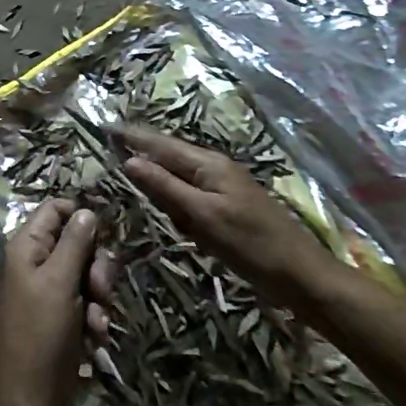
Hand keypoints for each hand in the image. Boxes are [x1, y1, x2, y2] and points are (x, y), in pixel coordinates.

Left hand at [0, 199, 117, 405]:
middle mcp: (35, 263)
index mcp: (26, 246)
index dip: (82, 215)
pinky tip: (94, 340)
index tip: (109, 231)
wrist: (33, 399)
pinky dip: (94, 319)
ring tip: (96, 324)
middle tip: (99, 290)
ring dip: (99, 299)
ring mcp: (48, 291)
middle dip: (96, 267)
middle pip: (77, 243)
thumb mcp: (59, 282)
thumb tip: (86, 210)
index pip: (54, 210)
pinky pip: (87, 304)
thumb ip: (74, 243)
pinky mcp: (61, 317)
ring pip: (87, 276)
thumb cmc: (41, 333)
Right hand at [117, 125, 335, 302]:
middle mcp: (214, 167)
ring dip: (155, 171)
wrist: (302, 277)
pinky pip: (189, 191)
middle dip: (140, 149)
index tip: (103, 128)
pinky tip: (162, 202)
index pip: (159, 143)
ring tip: (126, 168)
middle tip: (109, 145)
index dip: (131, 136)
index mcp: (207, 164)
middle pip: (168, 153)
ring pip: (178, 172)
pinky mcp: (226, 205)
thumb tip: (129, 160)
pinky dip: (171, 193)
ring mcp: (223, 186)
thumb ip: (164, 187)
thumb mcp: (202, 216)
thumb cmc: (250, 245)